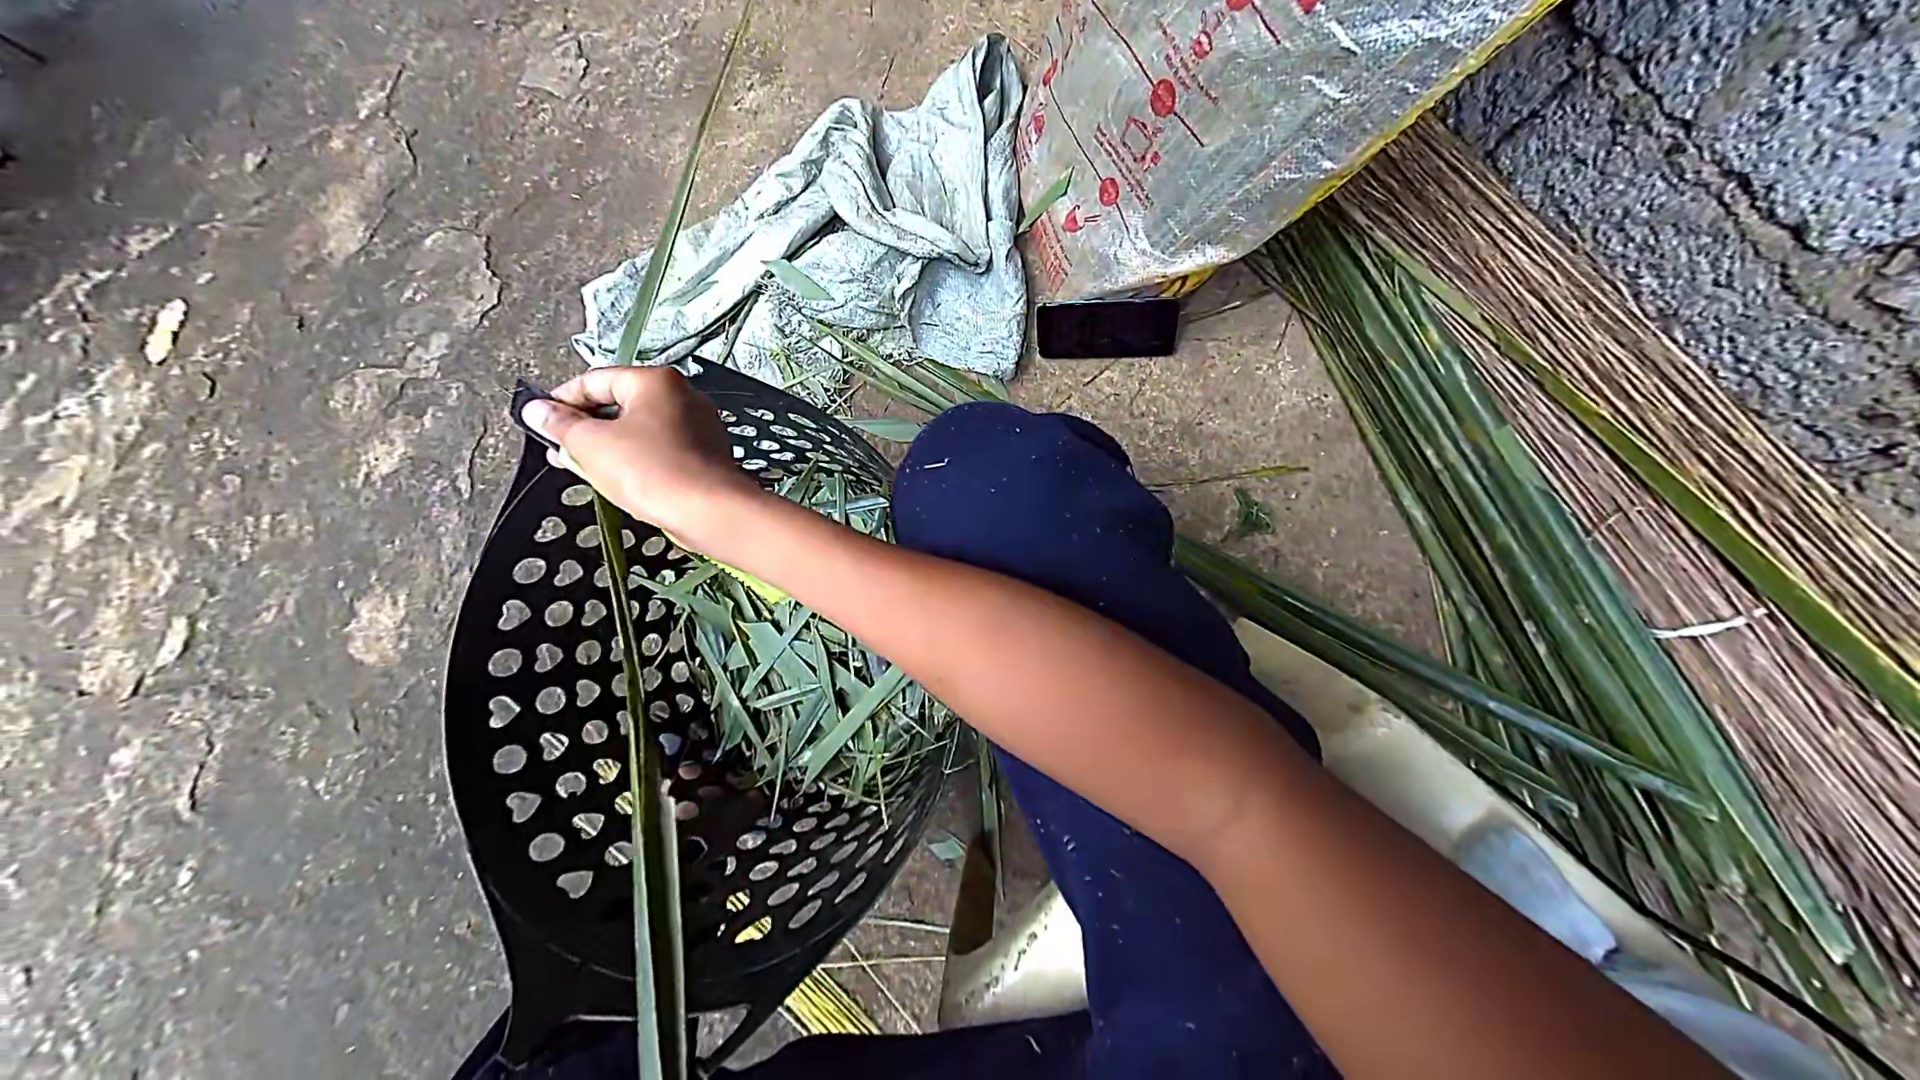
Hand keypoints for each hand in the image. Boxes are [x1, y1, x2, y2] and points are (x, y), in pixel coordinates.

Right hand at [521, 367, 766, 546]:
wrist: (708, 511)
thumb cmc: (653, 471)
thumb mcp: (591, 444)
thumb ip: (560, 424)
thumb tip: (538, 410)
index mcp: (656, 381)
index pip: (595, 380)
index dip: (562, 400)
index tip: (540, 421)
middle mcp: (683, 397)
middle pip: (620, 404)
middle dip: (586, 428)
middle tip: (560, 449)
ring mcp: (699, 427)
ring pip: (641, 430)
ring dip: (610, 447)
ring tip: (585, 469)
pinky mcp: (705, 456)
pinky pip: (661, 451)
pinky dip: (638, 461)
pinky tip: (622, 481)